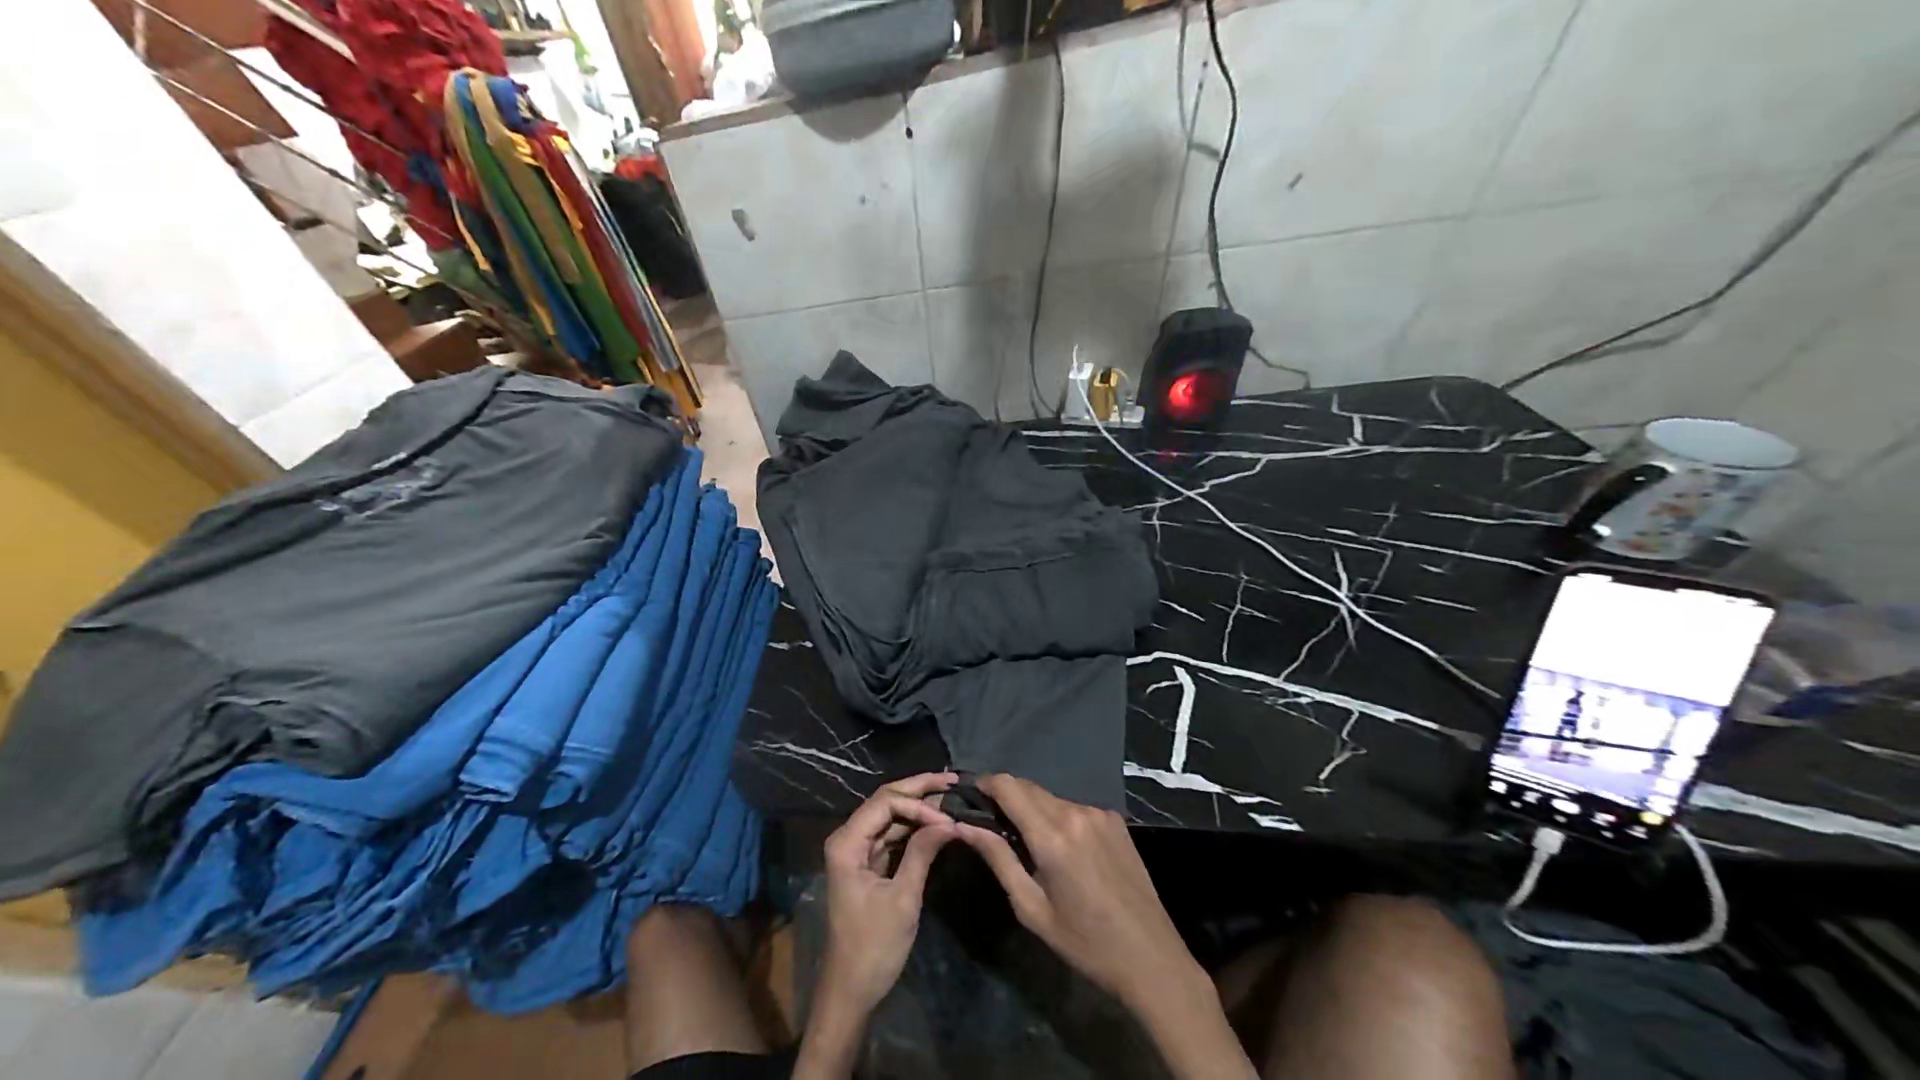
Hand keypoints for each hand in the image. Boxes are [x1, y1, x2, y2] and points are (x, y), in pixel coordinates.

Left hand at [815, 772, 958, 1018]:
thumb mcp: (903, 899)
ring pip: (890, 815)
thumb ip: (922, 853)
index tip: (948, 820)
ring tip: (952, 795)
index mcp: (847, 842)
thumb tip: (950, 821)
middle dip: (920, 789)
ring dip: (919, 806)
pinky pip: (892, 834)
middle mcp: (848, 838)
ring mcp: (858, 850)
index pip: (885, 803)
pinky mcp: (868, 864)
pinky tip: (937, 820)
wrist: (850, 989)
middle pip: (886, 801)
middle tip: (955, 780)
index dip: (919, 804)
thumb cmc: (873, 946)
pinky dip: (914, 826)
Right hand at [951, 773, 1197, 1007]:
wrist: (1151, 958)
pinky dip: (1059, 818)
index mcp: (1052, 836)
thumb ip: (998, 859)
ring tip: (1026, 840)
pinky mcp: (1116, 821)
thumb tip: (964, 826)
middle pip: (1029, 787)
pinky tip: (1062, 848)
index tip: (969, 794)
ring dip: (1033, 809)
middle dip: (1006, 797)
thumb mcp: (1032, 908)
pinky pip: (1075, 809)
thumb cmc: (1084, 942)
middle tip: (990, 822)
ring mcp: (1100, 814)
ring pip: (1052, 798)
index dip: (984, 783)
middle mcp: (1076, 813)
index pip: (1009, 786)